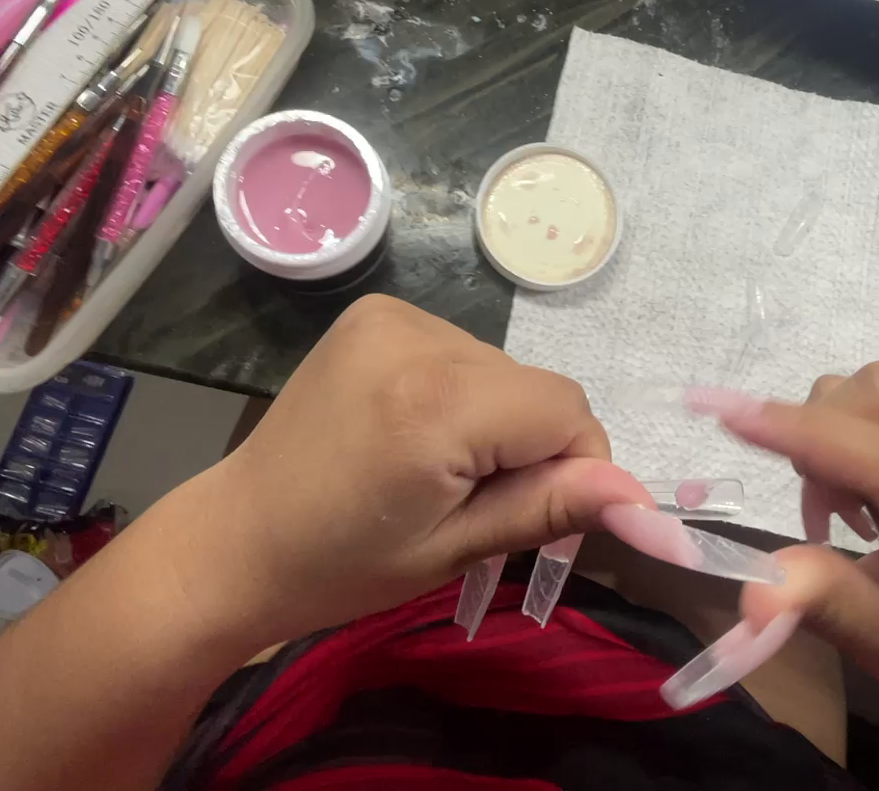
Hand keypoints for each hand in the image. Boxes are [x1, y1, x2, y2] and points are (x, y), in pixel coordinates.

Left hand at [144, 295, 651, 646]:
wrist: (237, 538)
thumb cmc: (341, 565)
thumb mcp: (453, 550)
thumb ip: (550, 508)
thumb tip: (641, 497)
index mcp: (436, 402)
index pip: (565, 409)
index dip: (573, 464)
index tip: (538, 513)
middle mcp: (417, 337)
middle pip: (532, 387)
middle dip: (529, 445)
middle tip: (474, 499)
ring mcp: (392, 315)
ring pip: (500, 369)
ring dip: (494, 417)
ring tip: (436, 464)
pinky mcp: (376, 312)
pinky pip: (461, 350)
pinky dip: (461, 390)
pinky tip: (416, 425)